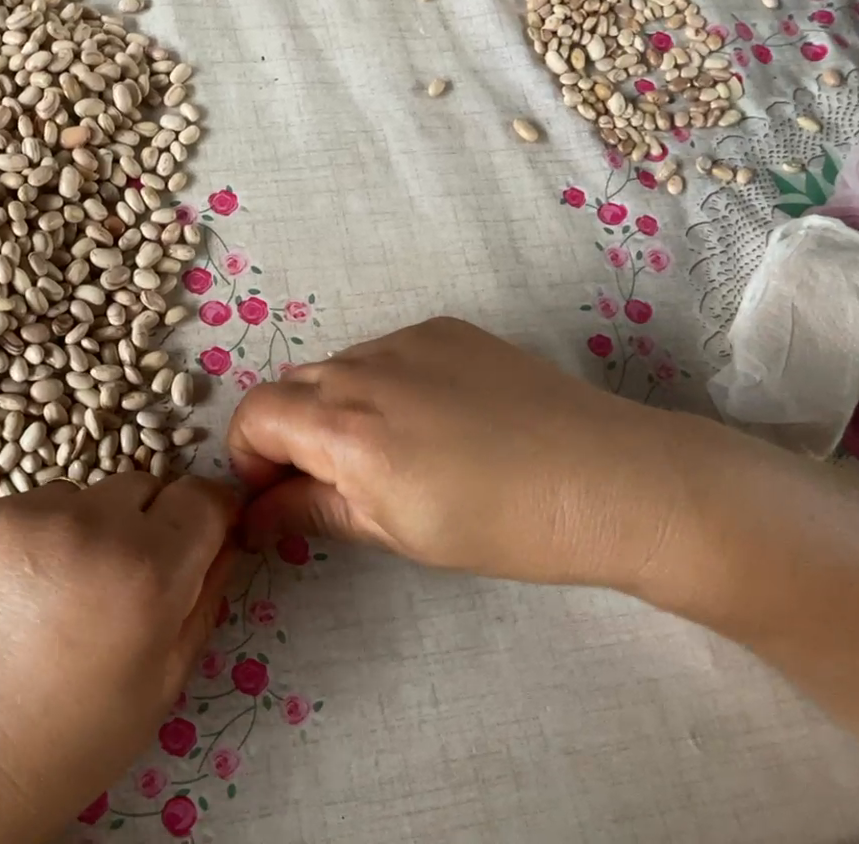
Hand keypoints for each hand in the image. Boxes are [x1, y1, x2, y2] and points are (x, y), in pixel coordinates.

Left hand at [0, 474, 239, 843]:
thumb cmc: (61, 747)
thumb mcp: (159, 688)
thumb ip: (203, 602)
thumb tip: (223, 543)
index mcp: (144, 570)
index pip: (202, 496)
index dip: (209, 516)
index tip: (201, 538)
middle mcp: (83, 524)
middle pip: (142, 485)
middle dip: (148, 522)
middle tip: (121, 581)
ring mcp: (15, 514)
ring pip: (79, 496)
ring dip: (85, 529)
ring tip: (55, 594)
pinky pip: (22, 510)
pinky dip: (30, 539)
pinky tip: (9, 596)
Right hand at [231, 317, 692, 587]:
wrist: (608, 480)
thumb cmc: (498, 526)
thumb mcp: (393, 532)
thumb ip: (311, 511)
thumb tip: (255, 514)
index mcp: (343, 428)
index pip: (252, 415)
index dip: (250, 455)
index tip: (278, 491)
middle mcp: (361, 369)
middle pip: (286, 387)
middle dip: (288, 432)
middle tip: (331, 478)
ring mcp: (404, 339)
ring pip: (333, 368)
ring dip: (333, 406)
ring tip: (391, 447)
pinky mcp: (441, 327)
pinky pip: (380, 351)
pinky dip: (377, 382)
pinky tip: (429, 417)